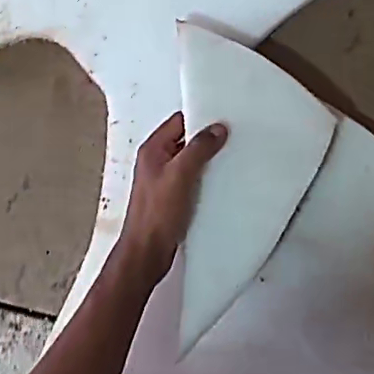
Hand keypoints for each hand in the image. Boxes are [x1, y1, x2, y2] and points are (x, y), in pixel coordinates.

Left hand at [115, 112, 226, 283]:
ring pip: (189, 160)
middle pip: (185, 139)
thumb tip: (216, 129)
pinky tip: (217, 182)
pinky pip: (191, 178)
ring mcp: (163, 179)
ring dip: (205, 160)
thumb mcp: (181, 174)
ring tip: (225, 158)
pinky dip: (204, 177)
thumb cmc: (155, 215)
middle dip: (205, 139)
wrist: (147, 254)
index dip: (199, 119)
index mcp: (153, 149)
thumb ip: (199, 148)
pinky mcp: (171, 197)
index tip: (221, 121)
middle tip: (227, 138)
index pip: (179, 121)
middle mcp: (156, 161)